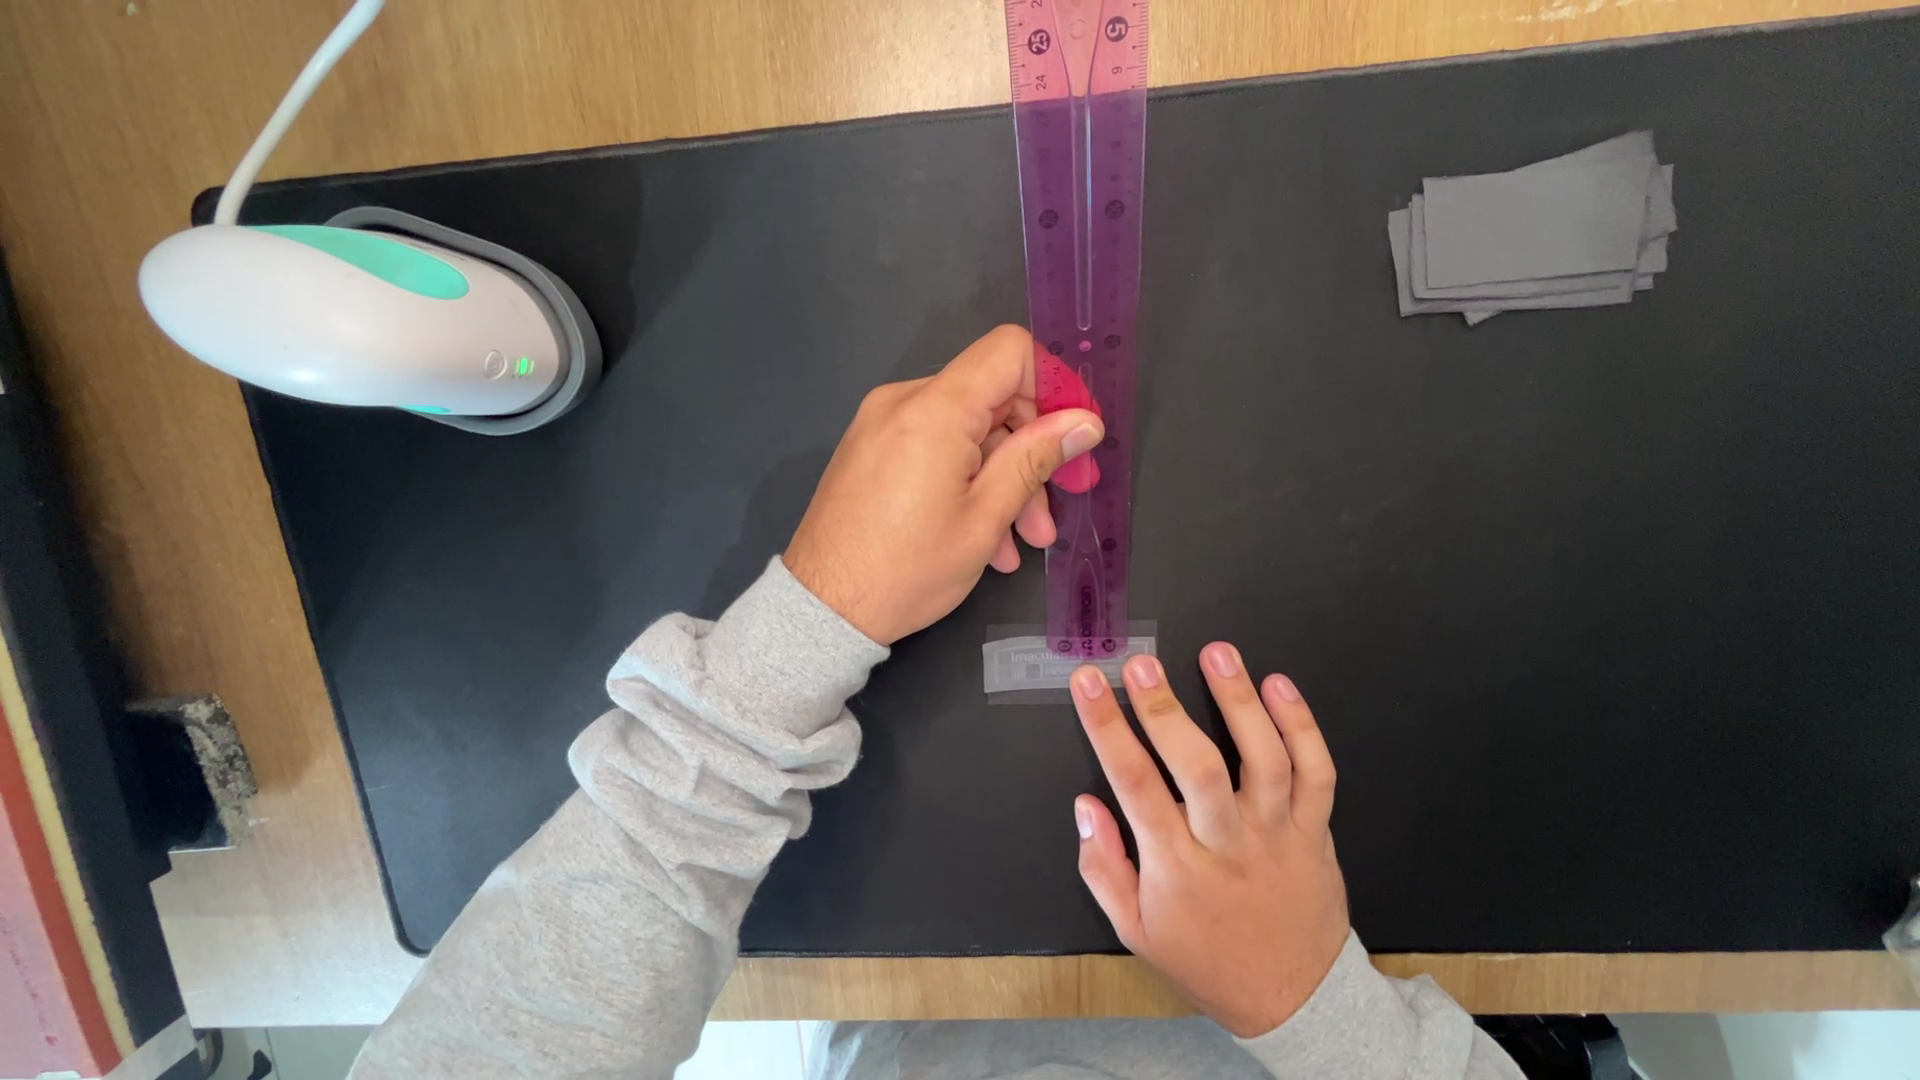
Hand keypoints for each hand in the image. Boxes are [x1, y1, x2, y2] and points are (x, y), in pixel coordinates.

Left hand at [783, 325, 1102, 644]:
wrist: (822, 610)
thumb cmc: (906, 570)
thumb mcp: (985, 518)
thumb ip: (1036, 458)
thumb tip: (1085, 422)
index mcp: (933, 409)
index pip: (1010, 351)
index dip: (1054, 386)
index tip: (1074, 437)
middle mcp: (902, 401)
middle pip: (991, 398)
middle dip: (1031, 452)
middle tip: (1053, 511)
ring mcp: (881, 424)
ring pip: (966, 431)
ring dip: (1002, 480)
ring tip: (1022, 542)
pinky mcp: (871, 449)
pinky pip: (934, 448)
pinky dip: (966, 482)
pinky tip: (985, 539)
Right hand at [1070, 646, 1350, 1037]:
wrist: (1294, 1001)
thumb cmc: (1204, 959)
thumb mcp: (1135, 930)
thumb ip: (1102, 866)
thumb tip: (1086, 803)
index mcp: (1175, 866)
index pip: (1133, 784)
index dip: (1107, 727)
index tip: (1090, 682)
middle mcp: (1226, 844)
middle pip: (1198, 768)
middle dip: (1166, 709)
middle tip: (1143, 662)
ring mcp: (1277, 834)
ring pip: (1265, 760)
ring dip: (1240, 702)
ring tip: (1217, 652)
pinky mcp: (1316, 831)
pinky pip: (1317, 774)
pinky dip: (1302, 727)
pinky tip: (1279, 686)